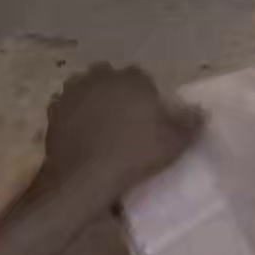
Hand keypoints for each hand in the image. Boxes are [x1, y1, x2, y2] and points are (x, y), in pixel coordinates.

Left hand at [34, 64, 202, 201]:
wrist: (83, 178)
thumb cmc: (134, 154)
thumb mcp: (173, 143)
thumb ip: (189, 123)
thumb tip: (201, 111)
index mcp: (133, 80)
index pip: (142, 76)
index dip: (146, 93)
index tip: (149, 111)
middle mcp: (101, 78)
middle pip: (110, 76)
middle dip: (117, 90)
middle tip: (126, 115)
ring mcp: (73, 93)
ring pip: (86, 88)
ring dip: (93, 98)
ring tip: (102, 123)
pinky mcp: (53, 112)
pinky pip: (67, 107)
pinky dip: (75, 115)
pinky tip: (82, 133)